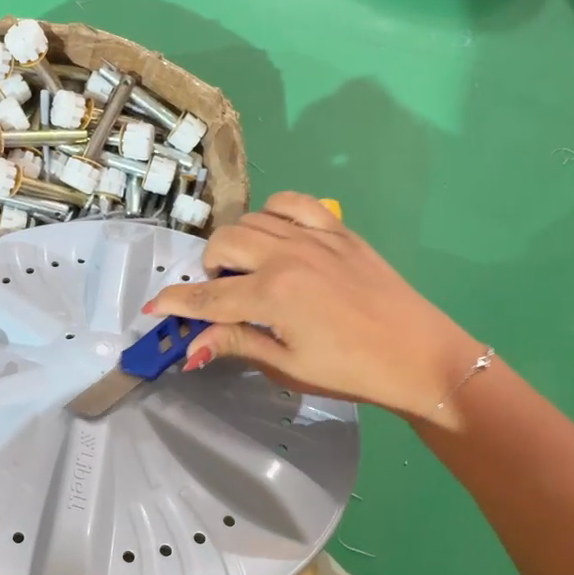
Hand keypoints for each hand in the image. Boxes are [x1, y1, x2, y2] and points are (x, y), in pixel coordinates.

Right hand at [145, 191, 484, 426]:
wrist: (421, 356)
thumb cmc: (352, 371)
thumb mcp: (288, 365)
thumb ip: (236, 343)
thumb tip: (189, 348)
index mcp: (273, 295)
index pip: (207, 296)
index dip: (175, 303)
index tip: (152, 307)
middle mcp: (287, 256)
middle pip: (222, 245)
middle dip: (208, 270)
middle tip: (224, 296)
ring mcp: (314, 237)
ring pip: (251, 220)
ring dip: (236, 244)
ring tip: (249, 271)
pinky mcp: (338, 230)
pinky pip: (292, 203)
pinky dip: (272, 214)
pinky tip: (276, 237)